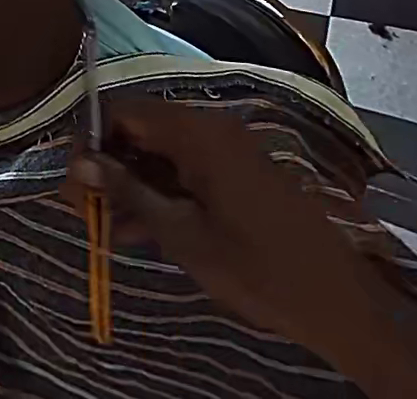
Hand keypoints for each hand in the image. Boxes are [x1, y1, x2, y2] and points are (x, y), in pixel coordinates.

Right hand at [61, 94, 387, 358]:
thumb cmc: (259, 268)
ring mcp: (224, 148)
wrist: (344, 304)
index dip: (92, 139)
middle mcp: (209, 128)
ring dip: (130, 183)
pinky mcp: (234, 170)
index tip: (72, 177)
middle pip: (140, 130)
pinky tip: (138, 228)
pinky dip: (159, 191)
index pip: (124, 111)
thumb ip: (128, 192)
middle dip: (108, 165)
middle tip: (83, 206)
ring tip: (105, 225)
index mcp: (196, 132)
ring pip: (159, 152)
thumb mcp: (183, 234)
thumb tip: (80, 164)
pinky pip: (183, 168)